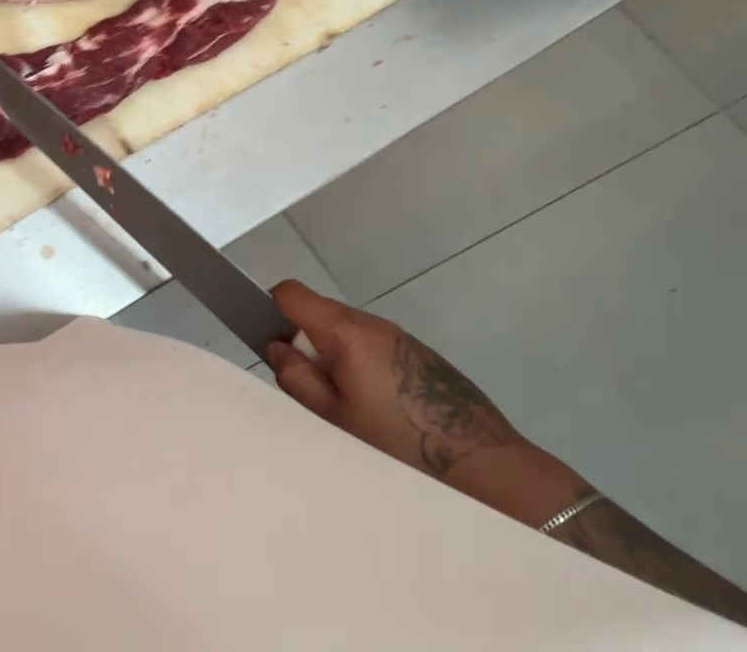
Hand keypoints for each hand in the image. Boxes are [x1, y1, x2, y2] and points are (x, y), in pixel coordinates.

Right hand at [264, 280, 588, 524]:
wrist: (488, 468)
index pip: (291, 292)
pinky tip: (381, 407)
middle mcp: (375, 324)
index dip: (272, 308)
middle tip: (312, 384)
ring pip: (350, 331)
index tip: (274, 342)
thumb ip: (294, 375)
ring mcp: (405, 339)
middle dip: (305, 338)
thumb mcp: (329, 415)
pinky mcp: (427, 358)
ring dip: (337, 353)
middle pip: (321, 311)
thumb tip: (279, 347)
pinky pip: (378, 347)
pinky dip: (365, 364)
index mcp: (345, 332)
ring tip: (349, 401)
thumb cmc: (396, 442)